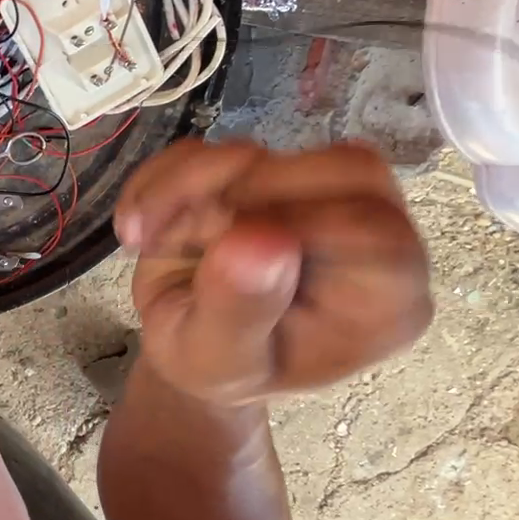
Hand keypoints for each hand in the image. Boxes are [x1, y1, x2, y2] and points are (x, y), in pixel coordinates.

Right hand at [114, 140, 432, 405]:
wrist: (185, 348)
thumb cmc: (217, 368)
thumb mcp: (218, 360)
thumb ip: (241, 308)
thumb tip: (260, 236)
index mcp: (380, 296)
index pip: (372, 225)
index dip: (295, 216)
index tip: (220, 243)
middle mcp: (358, 238)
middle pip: (336, 168)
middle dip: (236, 188)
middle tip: (172, 230)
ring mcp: (303, 201)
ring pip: (256, 154)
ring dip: (178, 188)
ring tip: (142, 239)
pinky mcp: (251, 179)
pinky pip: (204, 151)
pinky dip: (155, 180)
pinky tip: (138, 224)